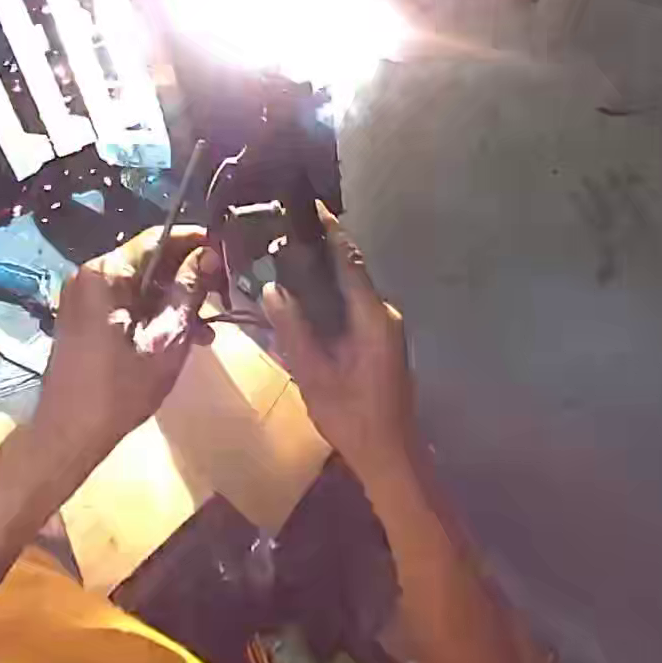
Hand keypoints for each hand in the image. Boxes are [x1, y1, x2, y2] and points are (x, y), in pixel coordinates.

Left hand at [32, 226, 219, 468]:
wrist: (68, 434)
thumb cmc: (119, 390)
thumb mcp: (166, 340)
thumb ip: (189, 292)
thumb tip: (209, 256)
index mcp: (106, 274)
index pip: (158, 238)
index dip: (194, 242)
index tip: (224, 252)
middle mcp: (90, 275)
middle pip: (149, 260)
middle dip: (187, 277)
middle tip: (221, 295)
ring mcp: (83, 296)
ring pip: (141, 284)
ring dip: (173, 300)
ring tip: (205, 328)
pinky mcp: (83, 316)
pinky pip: (126, 301)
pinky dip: (152, 313)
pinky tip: (178, 337)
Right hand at [262, 207, 417, 478]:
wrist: (390, 455)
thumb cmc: (352, 417)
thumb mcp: (314, 374)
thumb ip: (293, 330)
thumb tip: (271, 289)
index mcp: (372, 317)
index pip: (349, 261)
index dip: (330, 231)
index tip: (309, 207)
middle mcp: (384, 314)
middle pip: (350, 269)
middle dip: (320, 249)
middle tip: (282, 235)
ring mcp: (385, 327)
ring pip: (351, 288)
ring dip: (323, 273)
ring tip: (286, 260)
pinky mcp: (380, 339)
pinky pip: (353, 304)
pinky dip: (330, 294)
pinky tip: (304, 298)